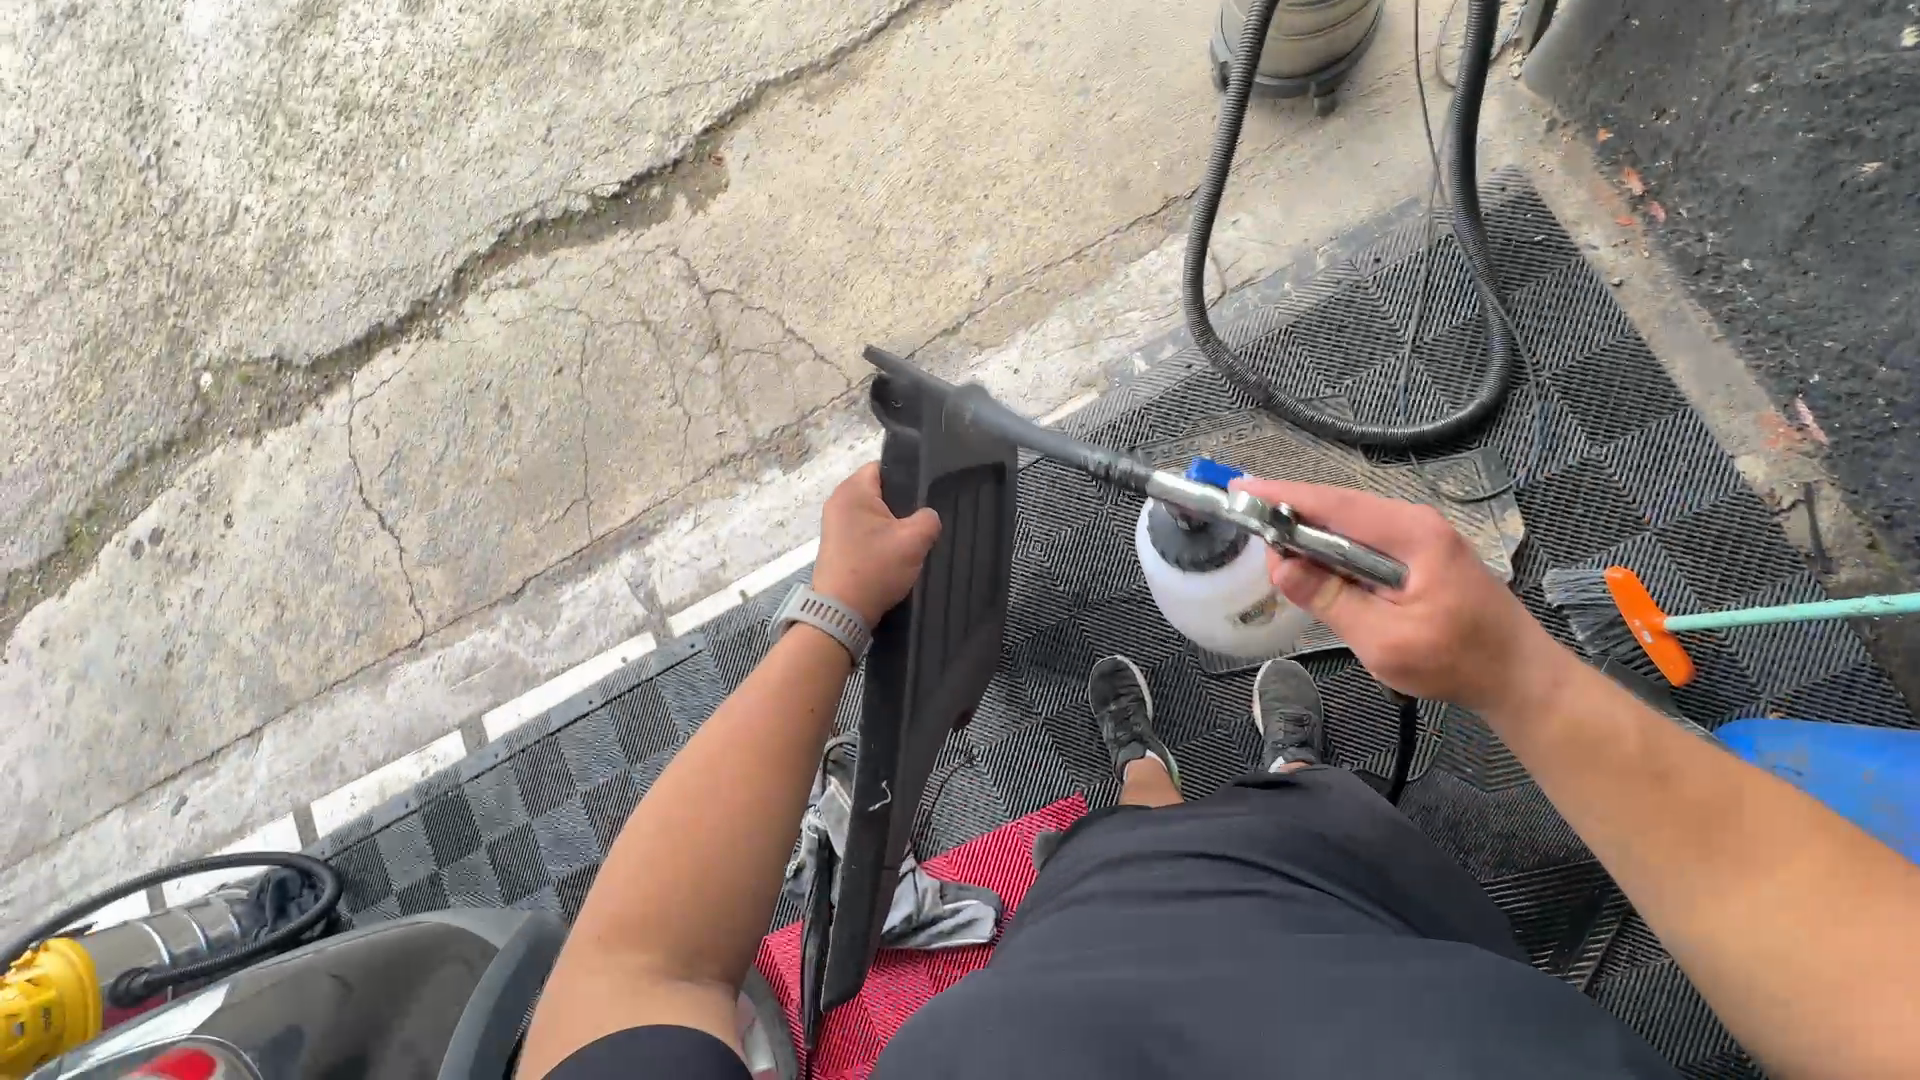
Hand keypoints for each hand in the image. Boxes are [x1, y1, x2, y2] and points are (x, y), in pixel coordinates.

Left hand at [813, 463, 941, 627]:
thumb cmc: (875, 568)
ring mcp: (835, 525)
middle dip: (902, 503)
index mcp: (852, 490)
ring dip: (892, 525)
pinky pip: (865, 532)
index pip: (884, 466)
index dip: (908, 476)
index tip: (927, 495)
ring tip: (913, 538)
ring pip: (874, 514)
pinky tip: (896, 554)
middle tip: (925, 519)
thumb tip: (928, 516)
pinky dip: (880, 540)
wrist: (842, 612)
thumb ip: (928, 518)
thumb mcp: (913, 540)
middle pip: (879, 491)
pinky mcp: (837, 545)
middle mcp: (839, 502)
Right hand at [1230, 477, 1567, 714]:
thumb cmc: (1458, 662)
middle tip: (1246, 522)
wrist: (1520, 678)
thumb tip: (1280, 566)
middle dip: (1290, 512)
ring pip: (1349, 524)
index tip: (1241, 487)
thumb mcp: (1384, 639)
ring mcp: (1420, 537)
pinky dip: (1330, 549)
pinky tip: (1312, 564)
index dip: (1283, 495)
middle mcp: (1415, 524)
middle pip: (1338, 507)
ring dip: (1309, 534)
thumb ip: (1330, 600)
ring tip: (1270, 544)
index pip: (1333, 503)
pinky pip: (1363, 541)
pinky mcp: (1419, 555)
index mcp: (1411, 535)